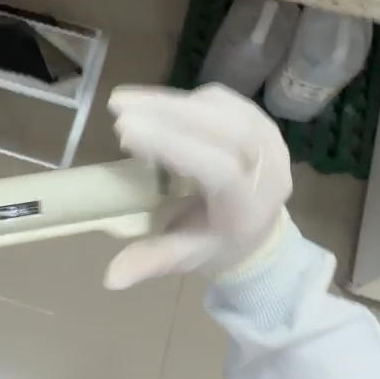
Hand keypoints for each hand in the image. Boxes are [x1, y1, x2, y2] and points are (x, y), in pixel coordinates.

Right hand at [104, 84, 292, 289]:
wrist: (256, 232)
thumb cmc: (215, 244)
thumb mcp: (184, 257)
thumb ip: (150, 262)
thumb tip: (110, 279)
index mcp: (249, 206)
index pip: (219, 169)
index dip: (174, 146)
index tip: (127, 133)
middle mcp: (268, 168)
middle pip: (222, 128)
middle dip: (167, 116)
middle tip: (119, 111)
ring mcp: (269, 139)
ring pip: (220, 109)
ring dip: (170, 102)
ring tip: (125, 103)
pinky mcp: (259, 120)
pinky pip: (221, 101)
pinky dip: (184, 99)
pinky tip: (152, 104)